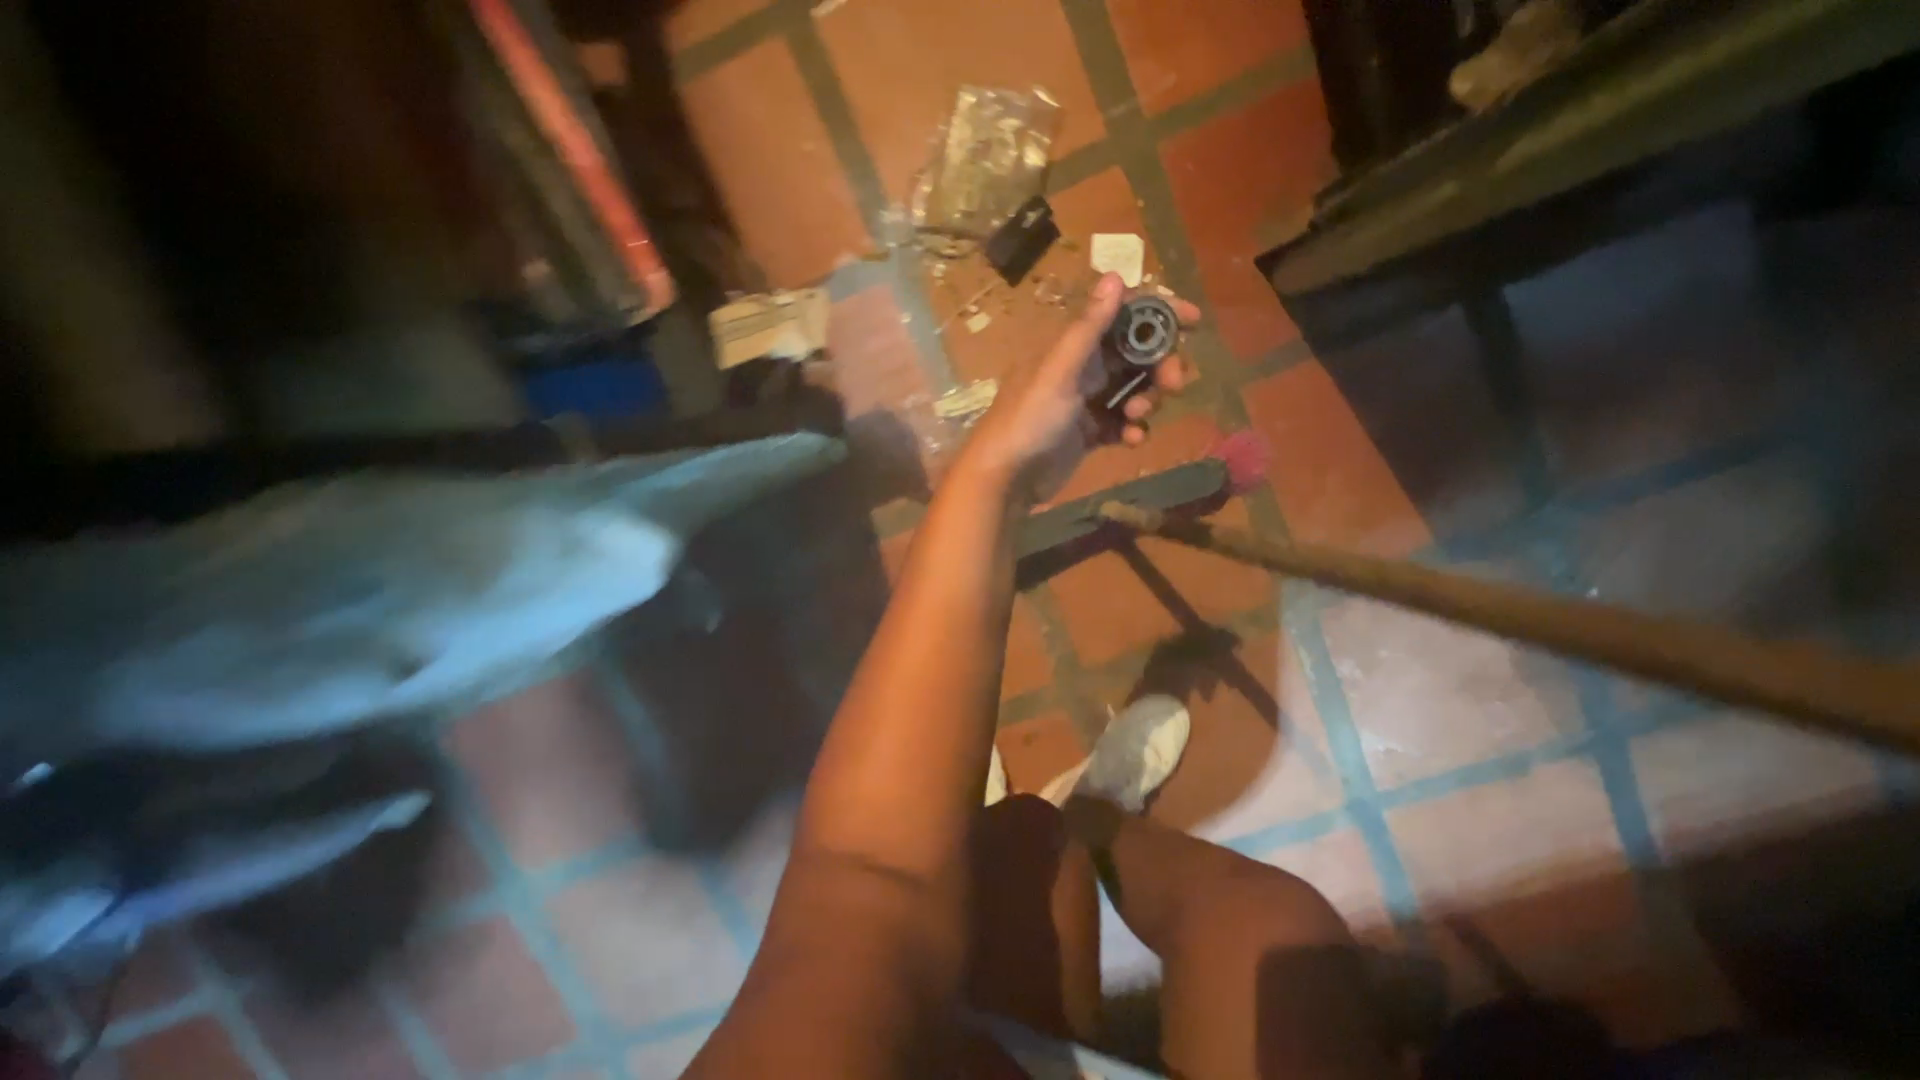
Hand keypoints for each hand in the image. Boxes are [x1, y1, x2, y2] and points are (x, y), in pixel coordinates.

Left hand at [957, 273, 1196, 502]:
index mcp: (1072, 344)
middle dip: (1160, 365)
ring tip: (1136, 416)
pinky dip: (1133, 428)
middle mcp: (1082, 367)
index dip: (1158, 313)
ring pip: (1134, 389)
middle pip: (1136, 354)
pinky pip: (1123, 423)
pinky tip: (1132, 439)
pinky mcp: (1088, 433)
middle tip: (1174, 383)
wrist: (1003, 477)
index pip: (1122, 315)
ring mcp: (1086, 401)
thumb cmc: (1028, 418)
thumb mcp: (1059, 370)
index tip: (1194, 320)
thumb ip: (1088, 327)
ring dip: (1146, 399)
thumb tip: (1116, 276)